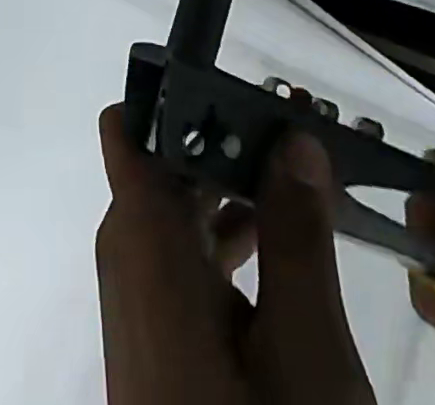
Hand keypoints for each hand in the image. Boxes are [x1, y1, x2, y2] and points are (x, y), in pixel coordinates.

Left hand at [95, 103, 376, 404]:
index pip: (131, 136)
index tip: (236, 85)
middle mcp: (131, 256)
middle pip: (163, 163)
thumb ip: (298, 238)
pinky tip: (282, 230)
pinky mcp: (159, 322)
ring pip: (179, 206)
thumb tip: (295, 140)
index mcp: (146, 246)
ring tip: (304, 166)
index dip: (174, 97)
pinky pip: (185, 248)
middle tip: (297, 122)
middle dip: (224, 135)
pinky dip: (228, 228)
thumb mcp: (302, 349)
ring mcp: (142, 292)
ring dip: (235, 182)